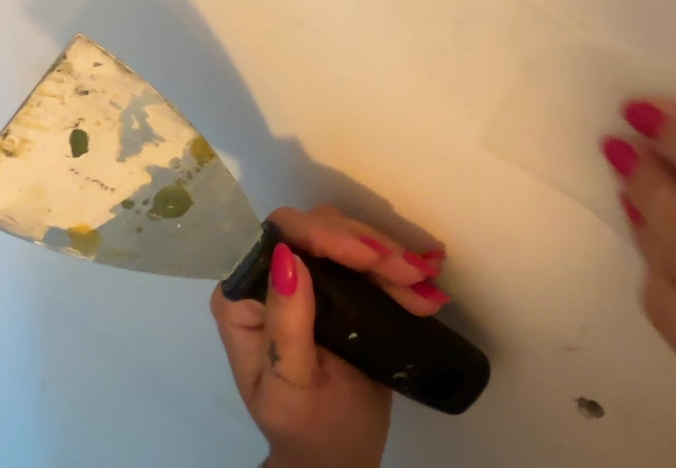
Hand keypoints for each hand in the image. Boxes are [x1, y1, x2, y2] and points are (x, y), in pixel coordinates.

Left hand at [210, 205, 450, 467]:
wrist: (340, 455)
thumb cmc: (305, 428)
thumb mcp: (290, 386)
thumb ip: (286, 325)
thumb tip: (288, 257)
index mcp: (246, 298)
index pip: (279, 239)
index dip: (324, 235)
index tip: (369, 257)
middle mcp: (273, 277)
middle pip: (320, 229)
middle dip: (370, 247)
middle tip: (412, 275)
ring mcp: (310, 276)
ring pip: (350, 236)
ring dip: (392, 255)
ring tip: (426, 281)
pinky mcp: (342, 284)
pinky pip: (370, 257)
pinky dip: (402, 261)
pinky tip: (429, 271)